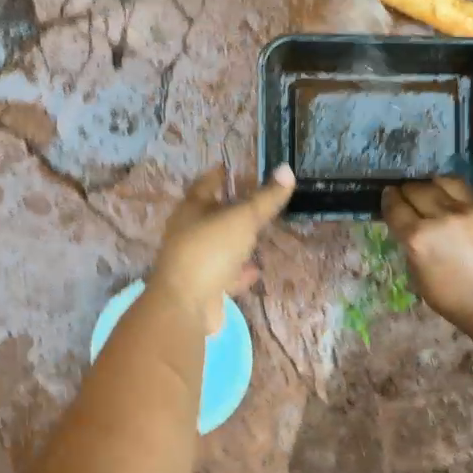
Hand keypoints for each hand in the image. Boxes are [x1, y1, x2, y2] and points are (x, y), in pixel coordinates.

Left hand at [150, 164, 294, 333]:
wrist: (185, 305)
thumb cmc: (209, 250)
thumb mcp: (243, 219)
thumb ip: (266, 198)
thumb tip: (286, 169)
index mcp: (191, 208)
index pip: (207, 183)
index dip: (223, 174)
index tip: (239, 168)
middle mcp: (188, 231)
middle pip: (212, 214)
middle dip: (233, 208)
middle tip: (258, 201)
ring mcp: (194, 260)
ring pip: (219, 244)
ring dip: (237, 240)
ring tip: (260, 234)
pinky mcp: (203, 286)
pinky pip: (225, 273)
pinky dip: (240, 271)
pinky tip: (255, 270)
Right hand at [381, 178, 472, 336]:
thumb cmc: (459, 302)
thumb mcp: (420, 278)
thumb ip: (413, 246)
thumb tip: (411, 225)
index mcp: (419, 238)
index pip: (396, 206)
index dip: (390, 199)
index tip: (390, 195)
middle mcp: (445, 216)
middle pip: (418, 189)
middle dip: (410, 191)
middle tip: (412, 196)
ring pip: (447, 182)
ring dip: (437, 187)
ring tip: (438, 193)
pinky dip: (467, 201)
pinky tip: (470, 213)